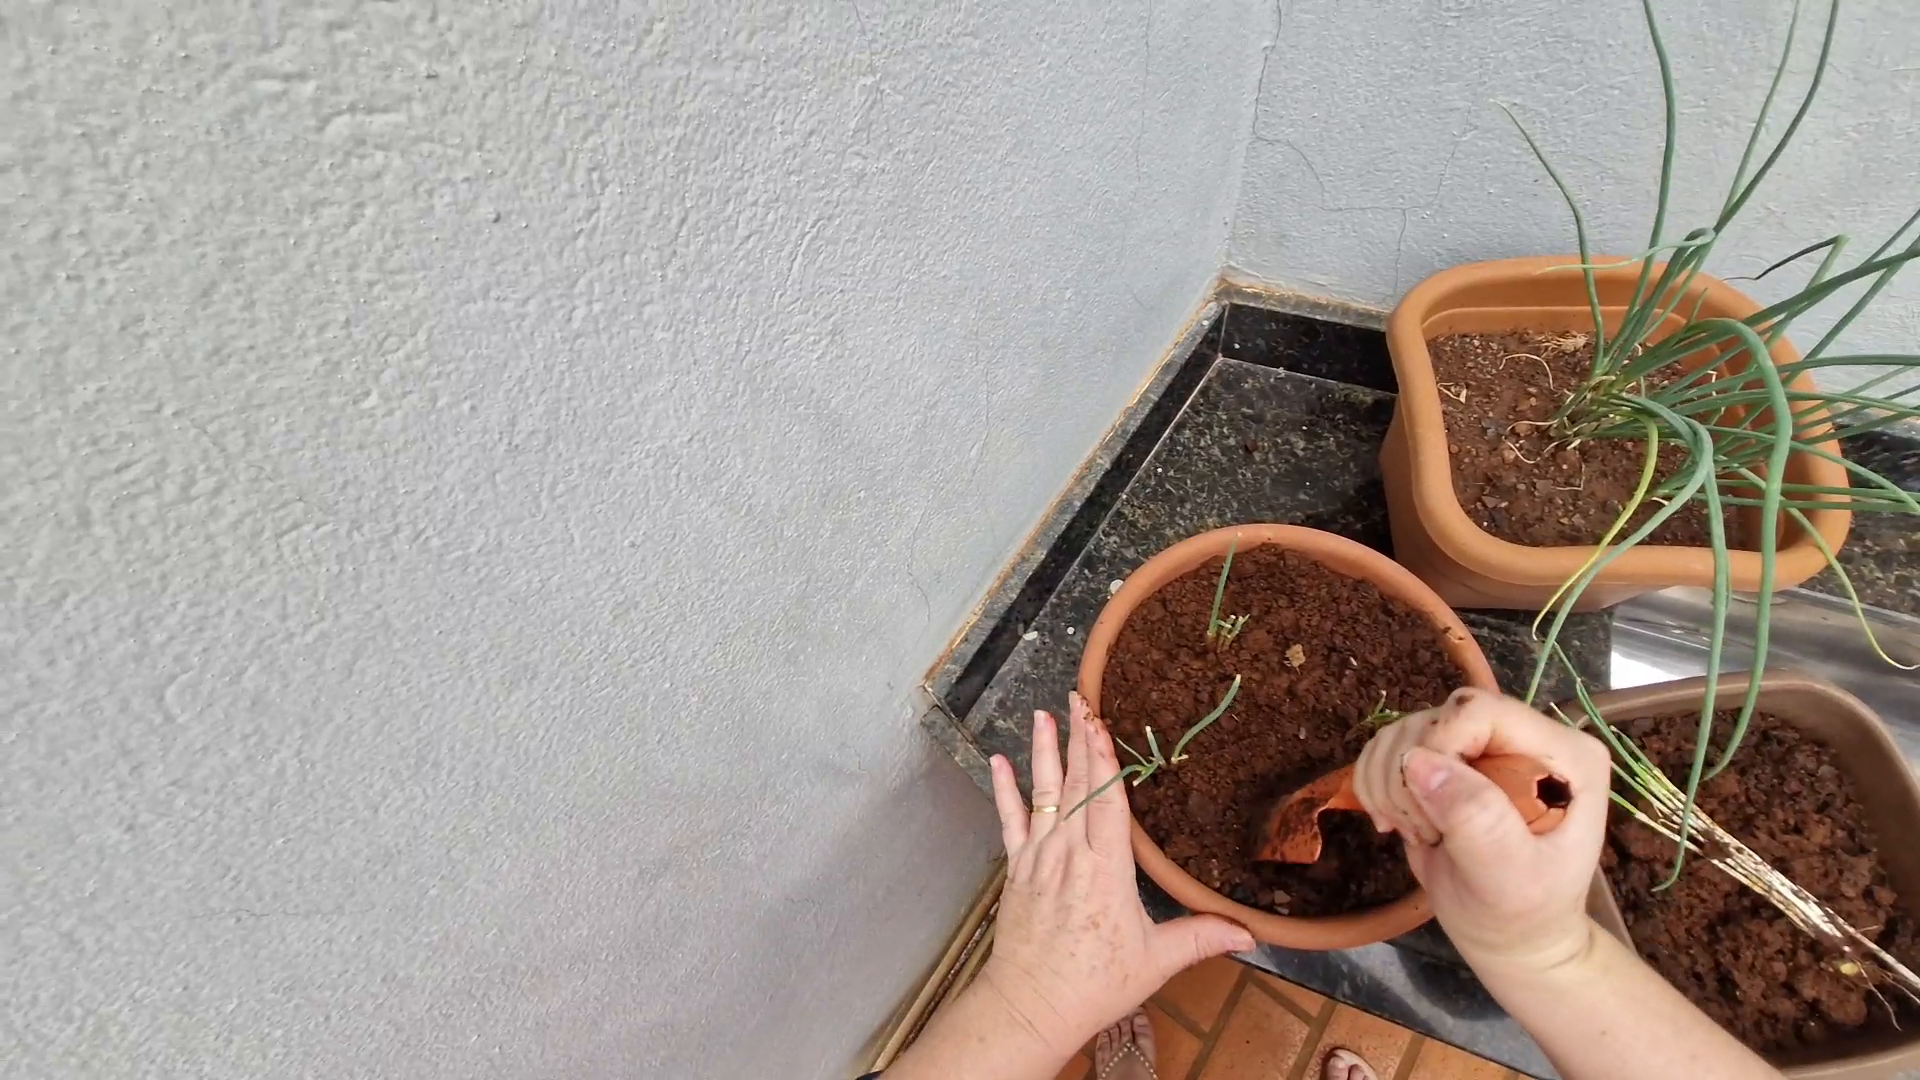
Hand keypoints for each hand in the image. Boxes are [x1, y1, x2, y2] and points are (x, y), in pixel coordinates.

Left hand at [978, 692, 1255, 1061]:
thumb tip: (1250, 931)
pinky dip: (1004, 789)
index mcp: (1106, 868)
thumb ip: (1199, 937)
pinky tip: (999, 761)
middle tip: (1078, 698)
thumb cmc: (1096, 983)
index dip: (1103, 757)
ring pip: (1044, 793)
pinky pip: (1010, 820)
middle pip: (1077, 784)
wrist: (1033, 1004)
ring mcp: (1039, 855)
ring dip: (1044, 751)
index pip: (1106, 799)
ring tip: (1045, 714)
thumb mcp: (1154, 961)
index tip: (1101, 720)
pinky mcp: (1017, 866)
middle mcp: (1070, 851)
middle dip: (1079, 738)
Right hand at [1352, 687, 1610, 975]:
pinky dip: (1374, 784)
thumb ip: (1477, 818)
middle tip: (1424, 830)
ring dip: (1387, 785)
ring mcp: (1474, 746)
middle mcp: (1517, 738)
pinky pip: (1382, 747)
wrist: (1507, 935)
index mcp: (1561, 754)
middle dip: (1407, 776)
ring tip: (1415, 831)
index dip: (1441, 746)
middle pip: (1430, 720)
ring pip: (1397, 733)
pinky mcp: (1438, 758)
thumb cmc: (1523, 912)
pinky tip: (1396, 820)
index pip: (1480, 710)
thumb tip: (1419, 762)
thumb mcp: (1509, 876)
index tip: (1436, 806)